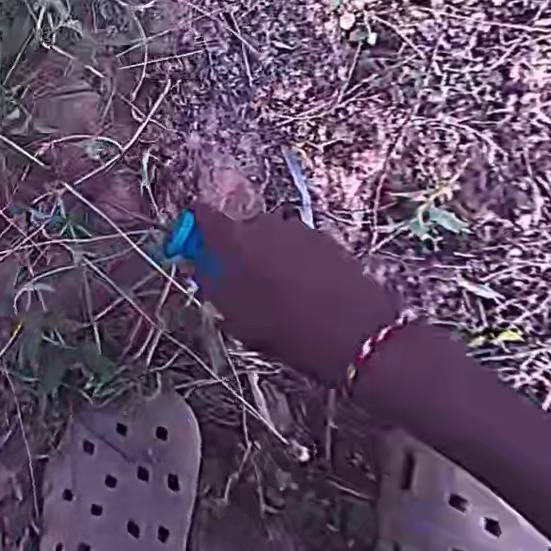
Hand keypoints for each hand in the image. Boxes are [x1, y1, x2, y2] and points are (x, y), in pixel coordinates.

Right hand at [187, 206, 399, 385]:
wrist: (359, 336)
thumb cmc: (283, 326)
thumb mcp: (232, 311)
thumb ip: (207, 281)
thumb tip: (191, 262)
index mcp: (233, 236)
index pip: (201, 214)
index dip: (194, 228)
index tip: (193, 248)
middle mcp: (263, 222)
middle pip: (237, 227)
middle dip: (233, 248)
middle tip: (236, 280)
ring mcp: (298, 229)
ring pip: (269, 237)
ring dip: (264, 254)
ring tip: (273, 289)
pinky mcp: (327, 240)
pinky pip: (296, 245)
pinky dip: (291, 260)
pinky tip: (301, 290)